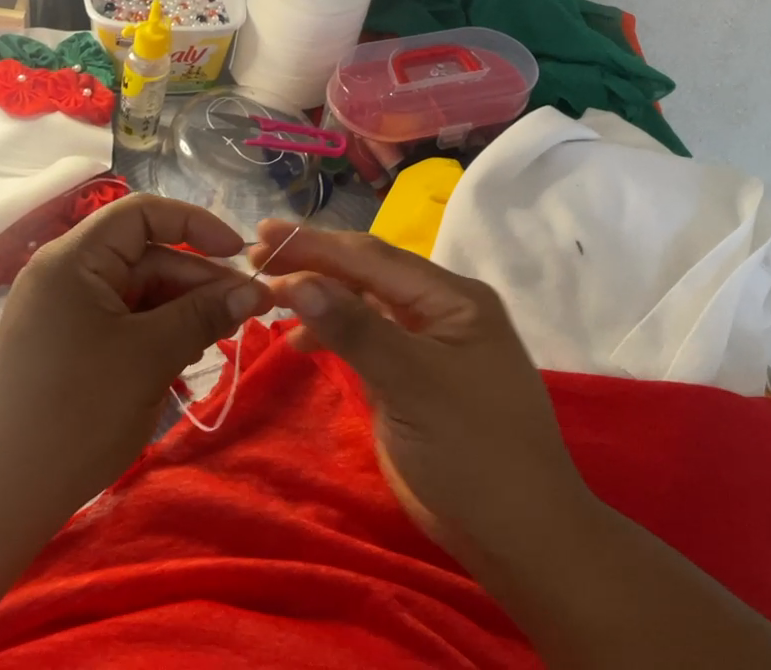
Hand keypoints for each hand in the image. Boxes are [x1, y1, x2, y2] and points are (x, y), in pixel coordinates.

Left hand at [0, 194, 272, 512]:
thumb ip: (203, 314)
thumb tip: (255, 290)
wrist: (9, 489)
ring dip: (179, 308)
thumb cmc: (80, 411)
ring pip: (135, 291)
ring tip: (218, 337)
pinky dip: (154, 331)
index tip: (239, 252)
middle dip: (195, 280)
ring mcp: (60, 309)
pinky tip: (183, 355)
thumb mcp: (151, 356)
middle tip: (248, 311)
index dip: (194, 224)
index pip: (140, 214)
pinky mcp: (64, 341)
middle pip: (142, 256)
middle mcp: (62, 273)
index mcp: (72, 260)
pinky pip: (119, 319)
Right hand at [249, 219, 589, 560]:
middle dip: (312, 265)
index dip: (315, 245)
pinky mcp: (410, 376)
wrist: (516, 534)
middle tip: (255, 259)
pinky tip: (299, 341)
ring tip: (268, 299)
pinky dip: (330, 333)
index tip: (261, 236)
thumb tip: (296, 281)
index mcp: (453, 298)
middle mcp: (441, 310)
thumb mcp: (411, 383)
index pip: (372, 258)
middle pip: (365, 274)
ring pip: (361, 304)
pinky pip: (363, 337)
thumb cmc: (471, 450)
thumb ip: (353, 329)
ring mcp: (426, 343)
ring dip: (318, 298)